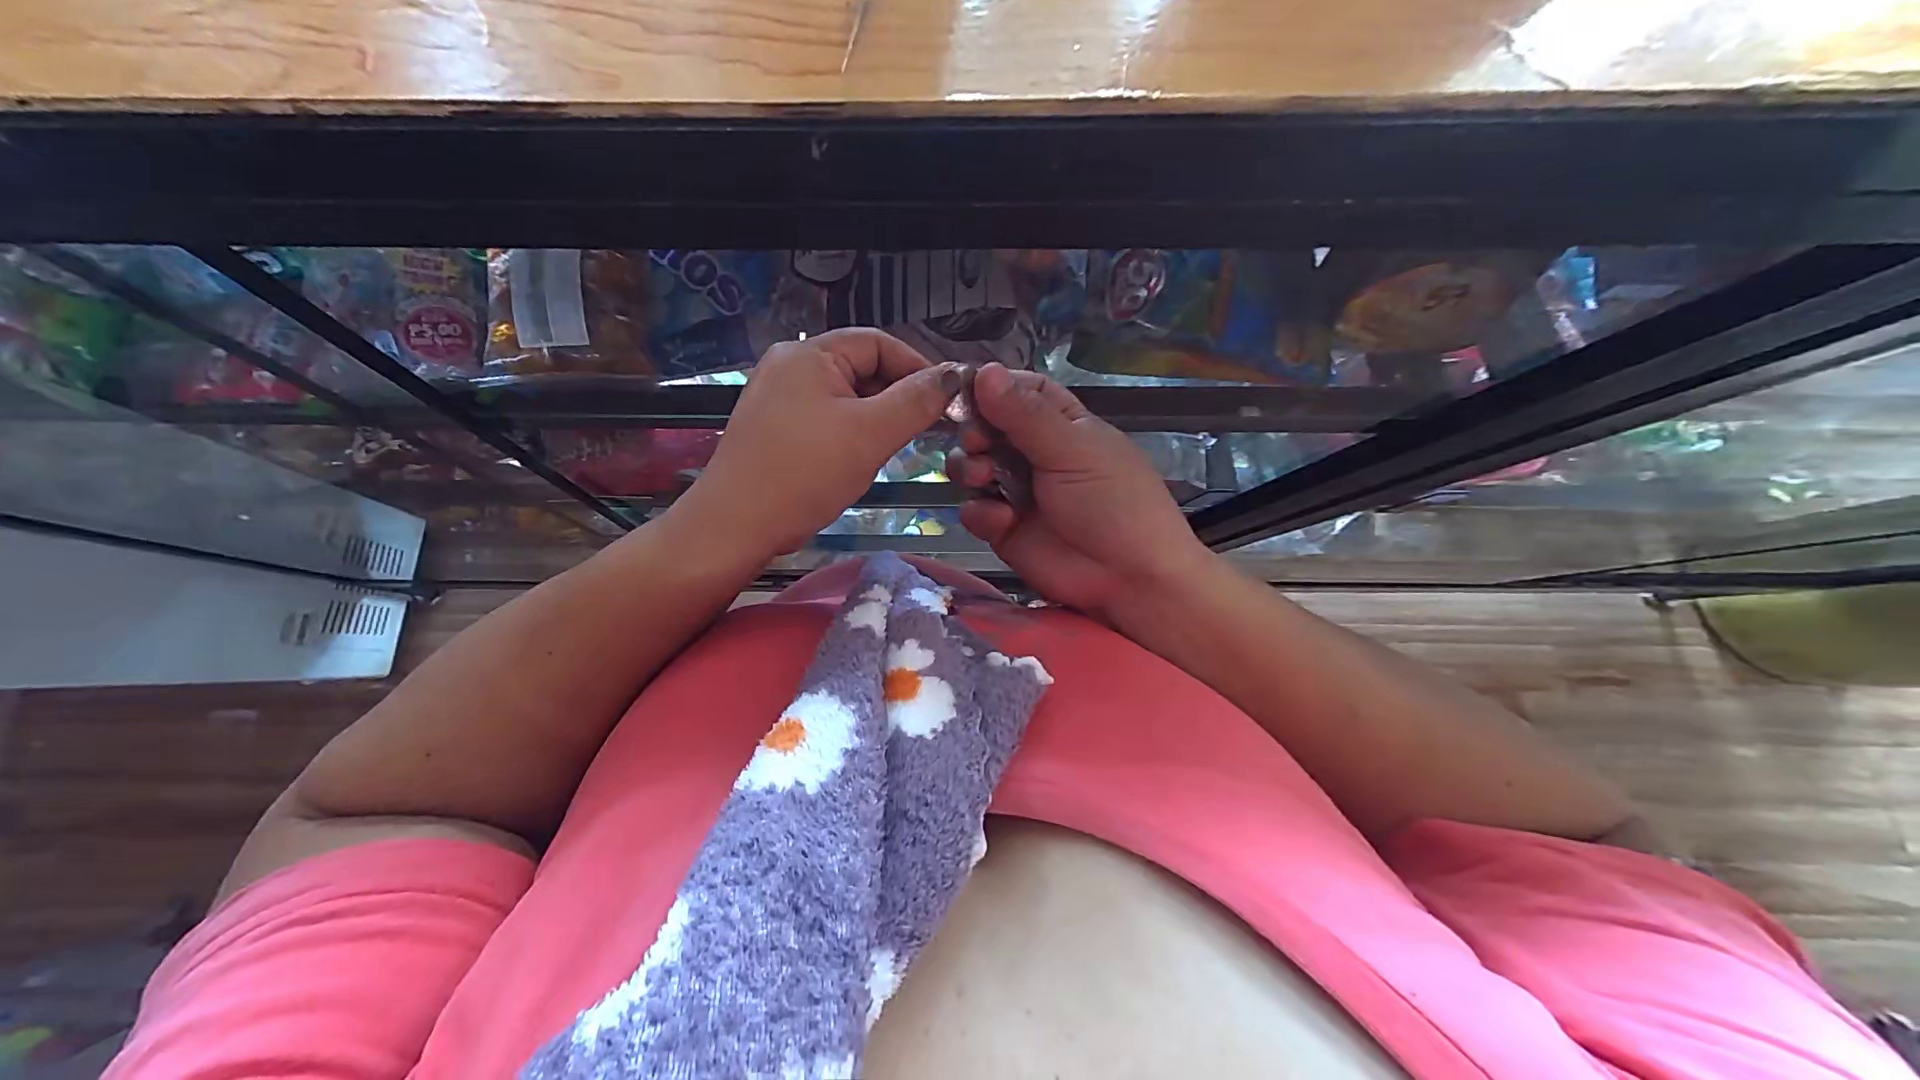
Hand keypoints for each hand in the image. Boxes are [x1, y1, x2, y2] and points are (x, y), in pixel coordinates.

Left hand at [672, 328, 963, 559]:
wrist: (736, 526)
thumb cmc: (804, 474)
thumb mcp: (871, 434)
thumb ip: (916, 401)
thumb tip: (953, 376)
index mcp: (809, 354)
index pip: (879, 343)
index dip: (918, 367)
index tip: (947, 399)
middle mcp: (789, 365)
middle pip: (862, 367)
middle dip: (898, 395)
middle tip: (926, 427)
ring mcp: (778, 396)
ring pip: (846, 396)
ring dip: (877, 417)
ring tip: (895, 446)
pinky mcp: (774, 427)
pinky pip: (826, 417)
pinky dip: (852, 432)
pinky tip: (861, 457)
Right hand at [947, 363, 1213, 618]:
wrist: (1129, 580)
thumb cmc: (1115, 503)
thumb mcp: (1073, 450)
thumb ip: (1025, 415)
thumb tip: (984, 370)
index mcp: (1059, 422)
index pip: (1014, 389)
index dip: (988, 387)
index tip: (963, 391)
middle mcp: (1032, 452)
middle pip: (983, 426)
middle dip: (973, 431)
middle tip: (978, 442)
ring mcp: (1015, 490)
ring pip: (970, 466)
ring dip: (970, 468)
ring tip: (985, 479)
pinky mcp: (1002, 528)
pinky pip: (973, 509)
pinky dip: (981, 512)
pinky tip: (1003, 520)